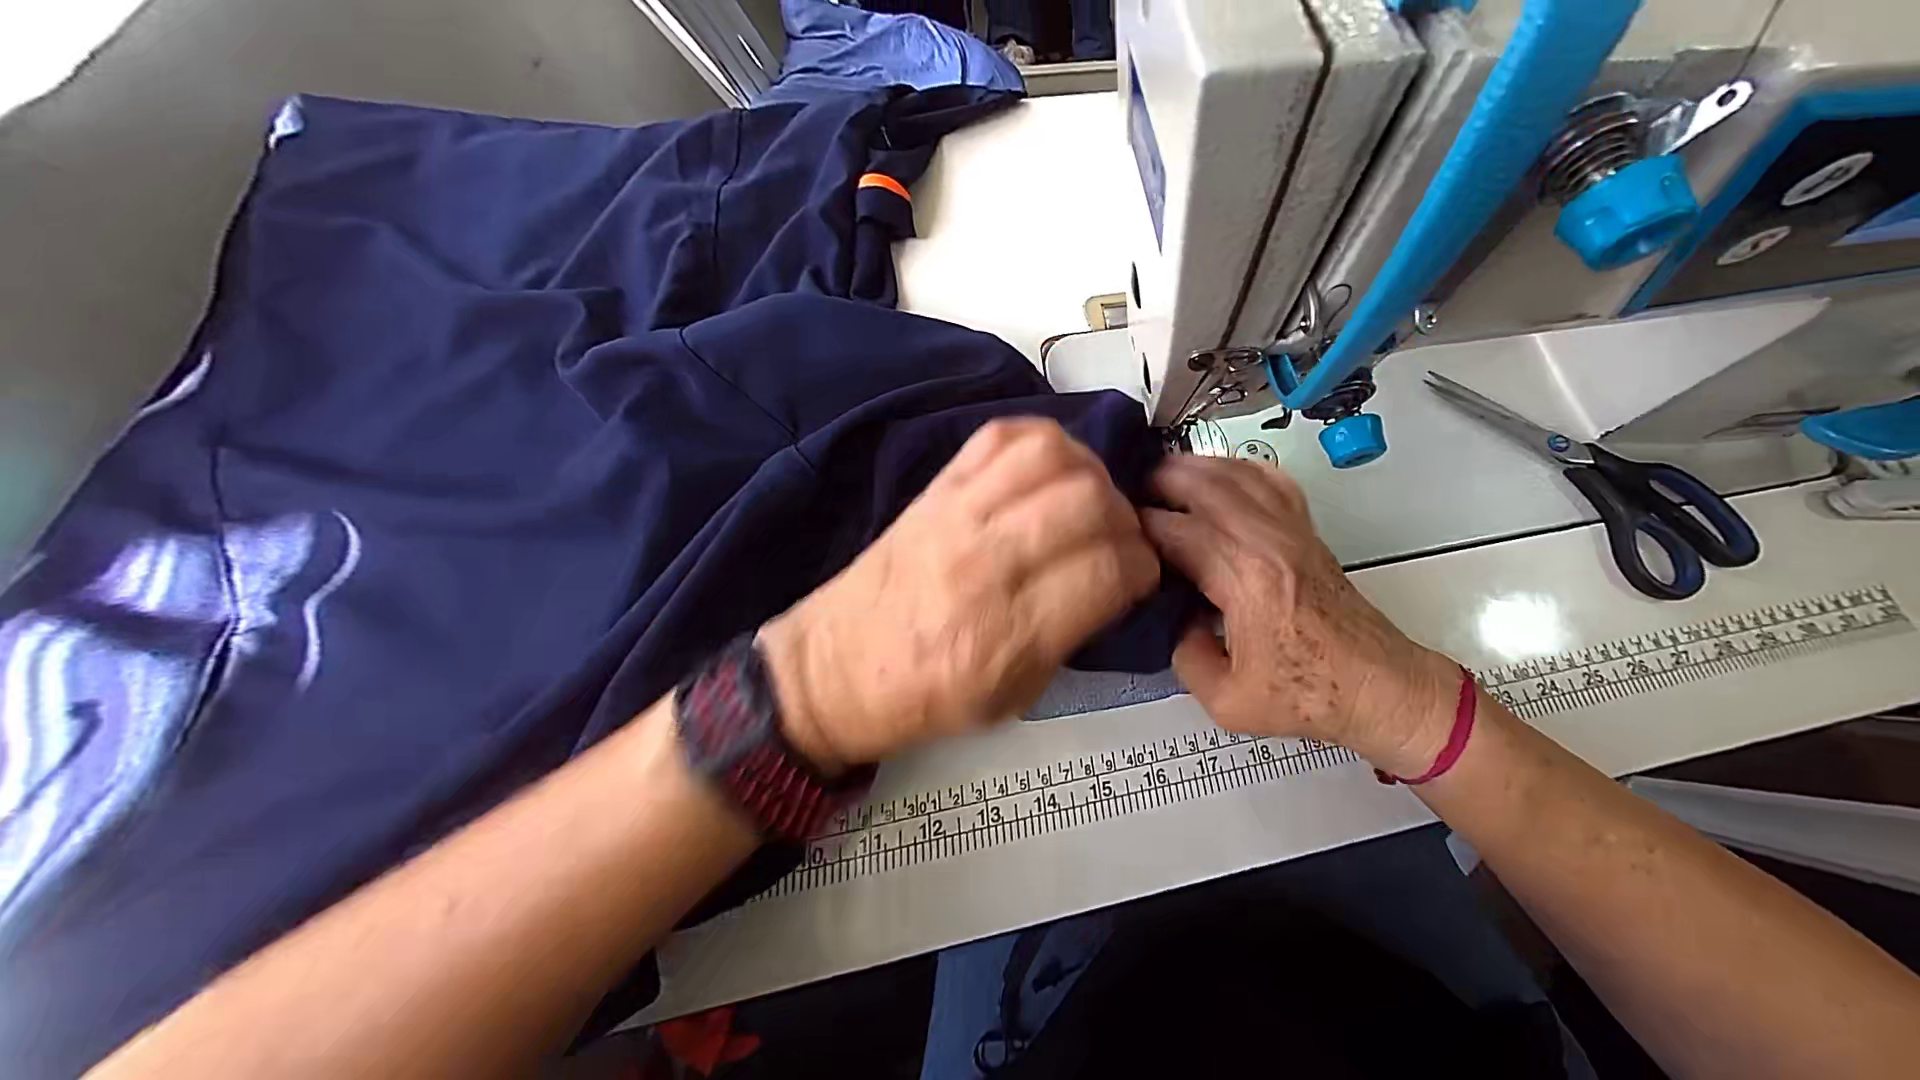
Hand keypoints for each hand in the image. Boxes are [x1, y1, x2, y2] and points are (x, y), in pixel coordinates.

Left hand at [761, 419, 1160, 770]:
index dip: (1142, 568)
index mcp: (1011, 633)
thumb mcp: (1016, 696)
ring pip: (1051, 457)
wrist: (839, 668)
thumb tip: (1114, 578)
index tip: (1135, 576)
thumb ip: (1072, 633)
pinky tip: (1045, 474)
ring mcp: (957, 518)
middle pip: (1089, 502)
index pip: (1111, 569)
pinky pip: (1000, 436)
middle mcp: (987, 564)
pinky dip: (1040, 444)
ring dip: (1088, 473)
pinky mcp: (936, 491)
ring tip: (1084, 500)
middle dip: (1123, 519)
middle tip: (1114, 539)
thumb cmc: (929, 696)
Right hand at [1141, 456, 1460, 776]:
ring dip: (1193, 468)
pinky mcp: (1305, 530)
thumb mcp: (1224, 699)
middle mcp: (1268, 542)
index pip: (1176, 530)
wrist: (1378, 687)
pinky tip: (1217, 478)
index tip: (1116, 534)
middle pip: (1203, 484)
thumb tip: (1172, 615)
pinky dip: (1237, 469)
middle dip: (1158, 481)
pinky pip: (1269, 479)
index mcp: (1244, 580)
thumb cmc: (1307, 695)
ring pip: (1235, 473)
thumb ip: (1182, 653)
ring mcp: (1291, 530)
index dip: (1137, 526)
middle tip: (1128, 493)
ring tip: (1161, 479)